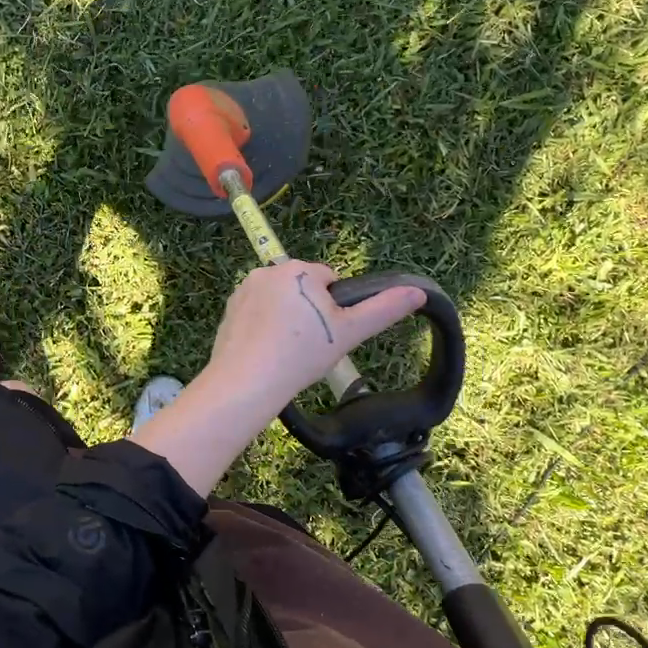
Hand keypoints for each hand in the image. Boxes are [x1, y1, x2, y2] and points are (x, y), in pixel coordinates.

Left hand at [128, 261, 424, 496]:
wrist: (248, 379)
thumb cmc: (303, 353)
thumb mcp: (350, 331)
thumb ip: (384, 309)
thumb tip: (419, 292)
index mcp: (298, 269)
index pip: (328, 280)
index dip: (334, 308)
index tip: (328, 332)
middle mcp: (267, 270)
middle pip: (302, 289)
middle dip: (309, 311)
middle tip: (309, 345)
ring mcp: (243, 289)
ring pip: (279, 301)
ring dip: (287, 318)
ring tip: (288, 350)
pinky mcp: (229, 309)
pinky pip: (257, 313)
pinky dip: (264, 327)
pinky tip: (267, 351)